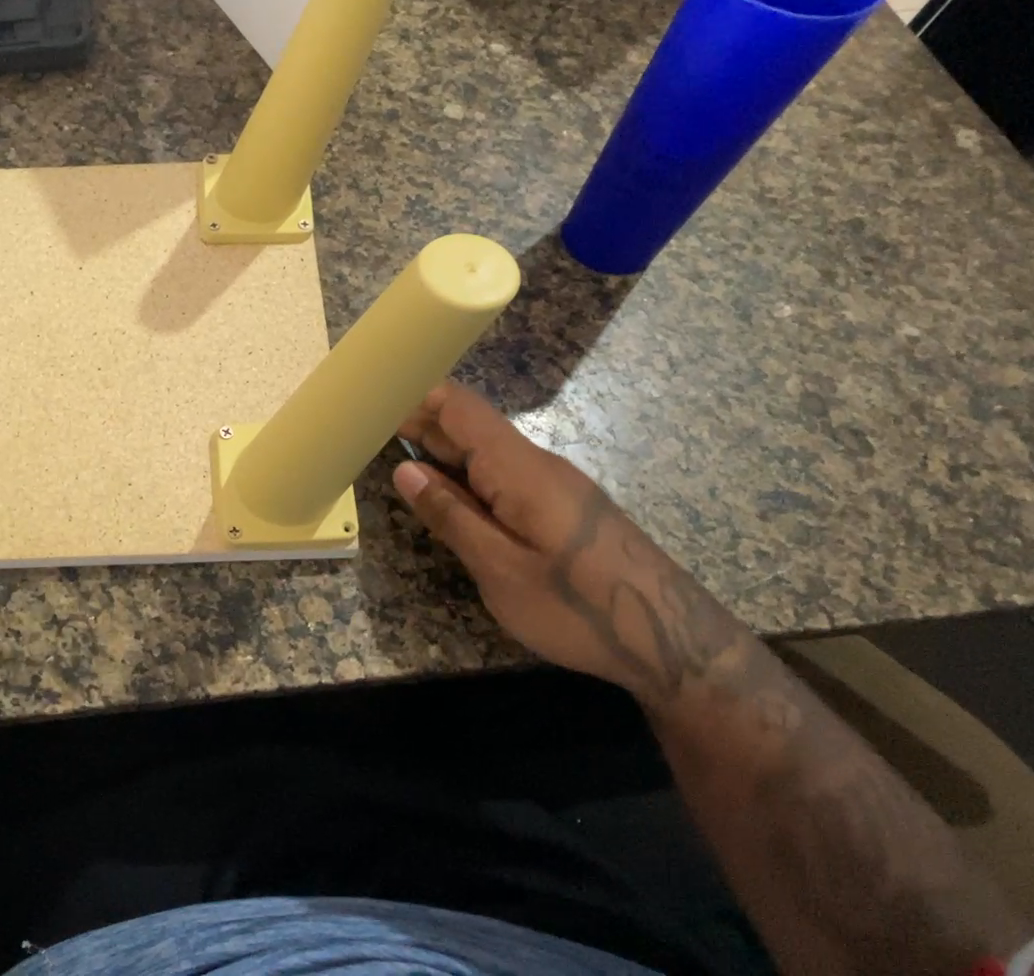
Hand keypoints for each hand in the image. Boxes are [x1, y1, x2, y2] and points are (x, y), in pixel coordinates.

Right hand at [394, 382, 747, 702]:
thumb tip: (405, 470)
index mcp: (518, 469)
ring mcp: (551, 485)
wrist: (668, 639)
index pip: (459, 406)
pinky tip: (446, 496)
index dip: (414, 395)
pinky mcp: (560, 508)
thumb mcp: (499, 569)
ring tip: (392, 456)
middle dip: (418, 421)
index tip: (370, 396)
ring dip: (439, 451)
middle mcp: (535, 464)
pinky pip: (502, 477)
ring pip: (485, 453)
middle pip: (469, 426)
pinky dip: (464, 476)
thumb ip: (450, 517)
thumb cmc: (577, 607)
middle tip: (365, 428)